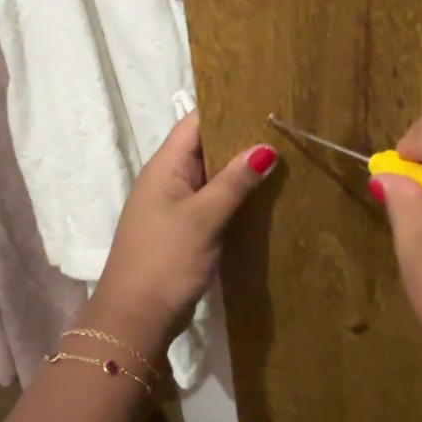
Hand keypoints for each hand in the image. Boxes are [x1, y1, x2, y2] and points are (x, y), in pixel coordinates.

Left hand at [85, 112, 276, 356]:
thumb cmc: (165, 260)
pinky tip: (266, 199)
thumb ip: (234, 182)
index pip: (195, 123)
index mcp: (165, 167)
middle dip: (241, 139)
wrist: (135, 320)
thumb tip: (265, 147)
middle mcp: (168, 181)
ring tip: (285, 158)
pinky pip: (213, 204)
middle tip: (284, 129)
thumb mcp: (203, 218)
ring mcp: (175, 208)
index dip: (226, 108)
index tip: (264, 101)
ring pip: (213, 178)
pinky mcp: (185, 232)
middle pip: (206, 148)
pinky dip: (236, 199)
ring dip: (241, 171)